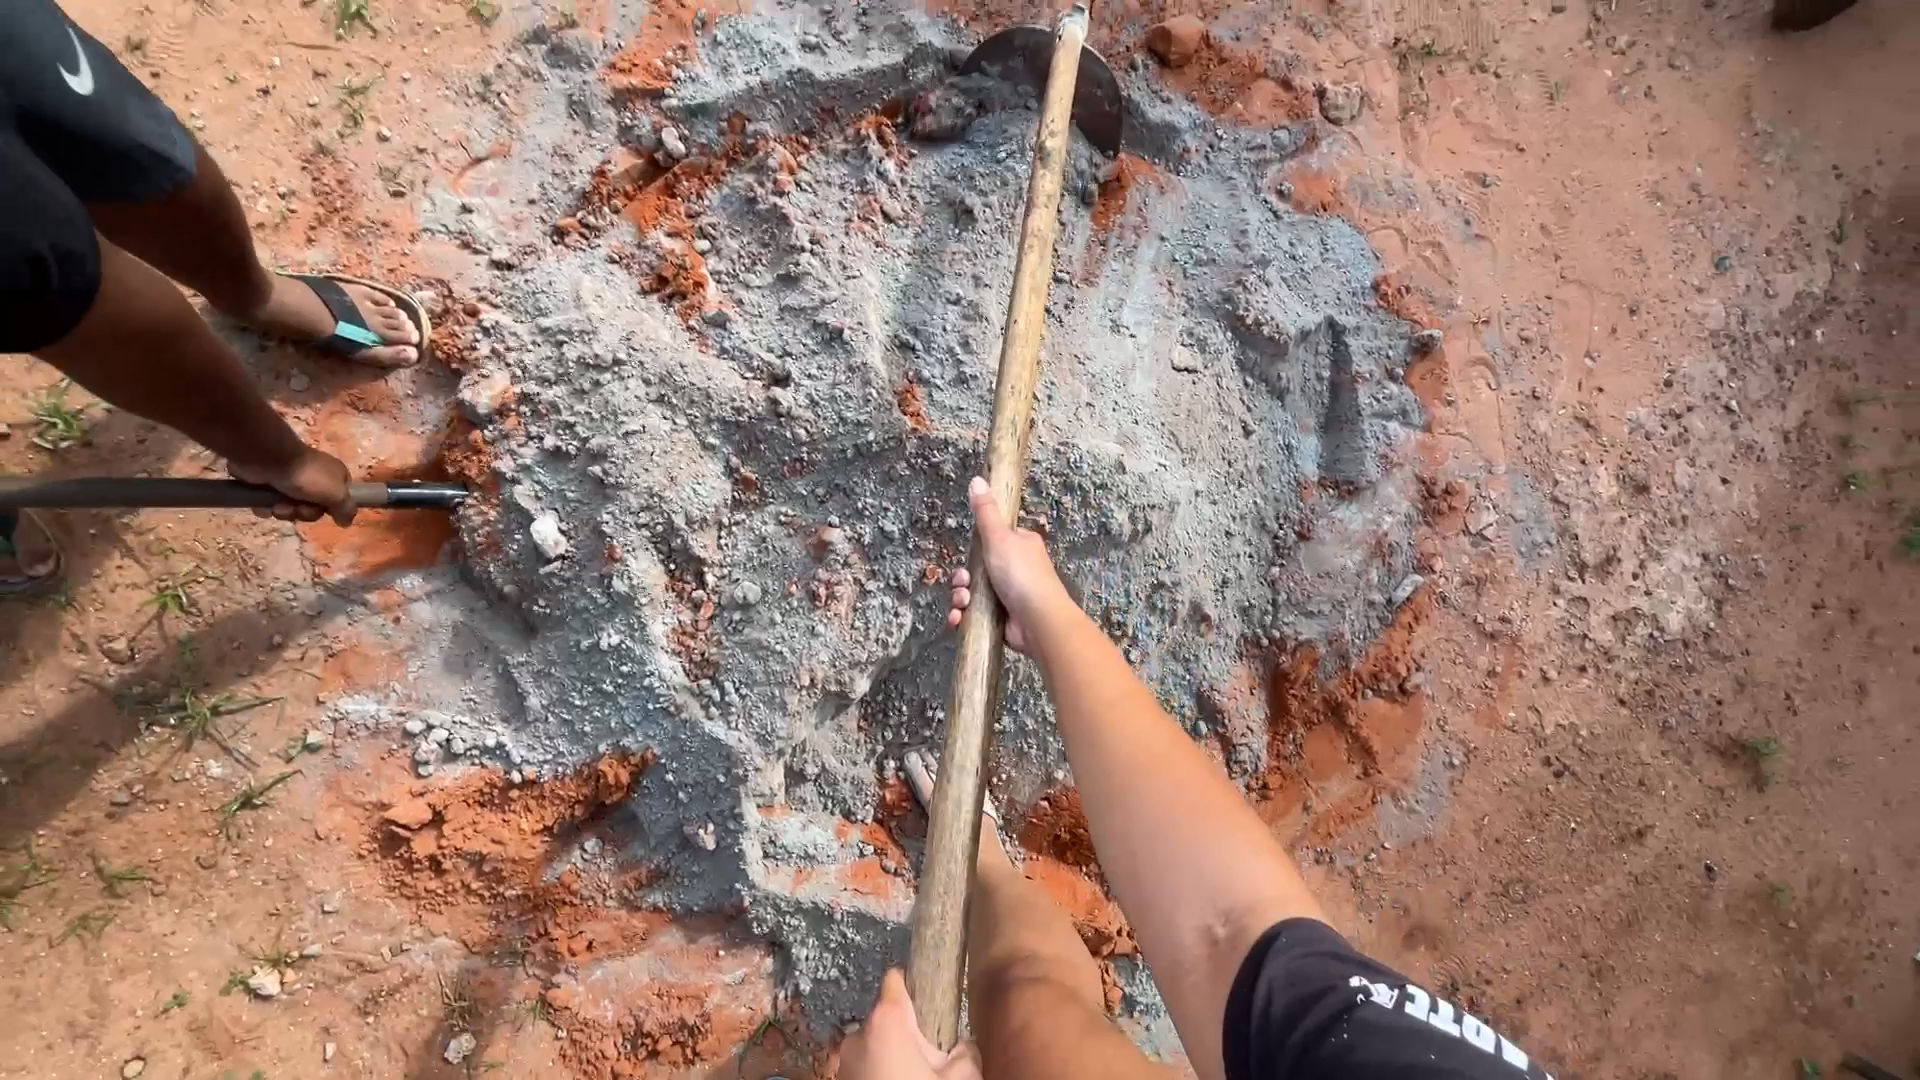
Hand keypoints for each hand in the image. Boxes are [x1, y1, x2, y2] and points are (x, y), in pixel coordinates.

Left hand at [230, 447, 356, 524]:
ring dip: (286, 511)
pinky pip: (271, 504)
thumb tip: (346, 522)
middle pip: (315, 507)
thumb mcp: (337, 495)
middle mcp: (315, 478)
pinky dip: (267, 508)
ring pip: (292, 507)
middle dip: (306, 512)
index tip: (326, 510)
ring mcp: (291, 481)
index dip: (333, 508)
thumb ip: (346, 510)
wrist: (268, 460)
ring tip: (278, 506)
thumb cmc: (309, 476)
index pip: (341, 498)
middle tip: (299, 508)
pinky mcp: (268, 484)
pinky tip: (264, 506)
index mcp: (335, 476)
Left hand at [839, 970, 982, 1079]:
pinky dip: (879, 1073)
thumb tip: (964, 1045)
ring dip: (892, 1056)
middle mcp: (858, 1034)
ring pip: (875, 1044)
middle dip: (908, 1032)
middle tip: (930, 1058)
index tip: (930, 998)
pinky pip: (864, 1067)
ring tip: (913, 1077)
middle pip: (888, 1016)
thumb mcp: (961, 1078)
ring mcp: (845, 1062)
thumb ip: (966, 1050)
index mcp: (886, 1021)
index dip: (915, 984)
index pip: (897, 977)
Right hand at [946, 475, 1071, 653]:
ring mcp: (1008, 595)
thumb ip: (985, 512)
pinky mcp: (1001, 619)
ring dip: (960, 598)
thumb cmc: (1021, 575)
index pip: (992, 540)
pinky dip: (964, 616)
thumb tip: (977, 479)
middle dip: (962, 578)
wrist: (1038, 622)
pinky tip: (960, 619)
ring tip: (963, 603)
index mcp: (1020, 546)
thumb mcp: (1000, 537)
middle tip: (964, 583)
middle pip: (976, 569)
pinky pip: (975, 614)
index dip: (975, 549)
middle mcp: (1015, 569)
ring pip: (972, 592)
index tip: (968, 555)